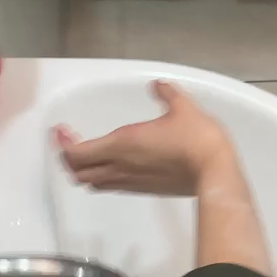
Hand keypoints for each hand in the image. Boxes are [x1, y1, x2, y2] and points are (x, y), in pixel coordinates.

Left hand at [54, 80, 235, 195]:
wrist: (214, 172)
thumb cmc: (196, 139)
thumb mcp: (183, 107)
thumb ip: (167, 94)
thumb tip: (158, 86)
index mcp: (122, 144)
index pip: (76, 153)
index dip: (63, 143)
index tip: (62, 131)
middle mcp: (120, 167)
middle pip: (78, 173)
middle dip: (69, 159)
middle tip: (73, 143)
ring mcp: (131, 182)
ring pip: (93, 183)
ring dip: (85, 170)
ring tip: (90, 155)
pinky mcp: (144, 190)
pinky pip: (112, 186)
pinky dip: (103, 177)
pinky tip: (116, 165)